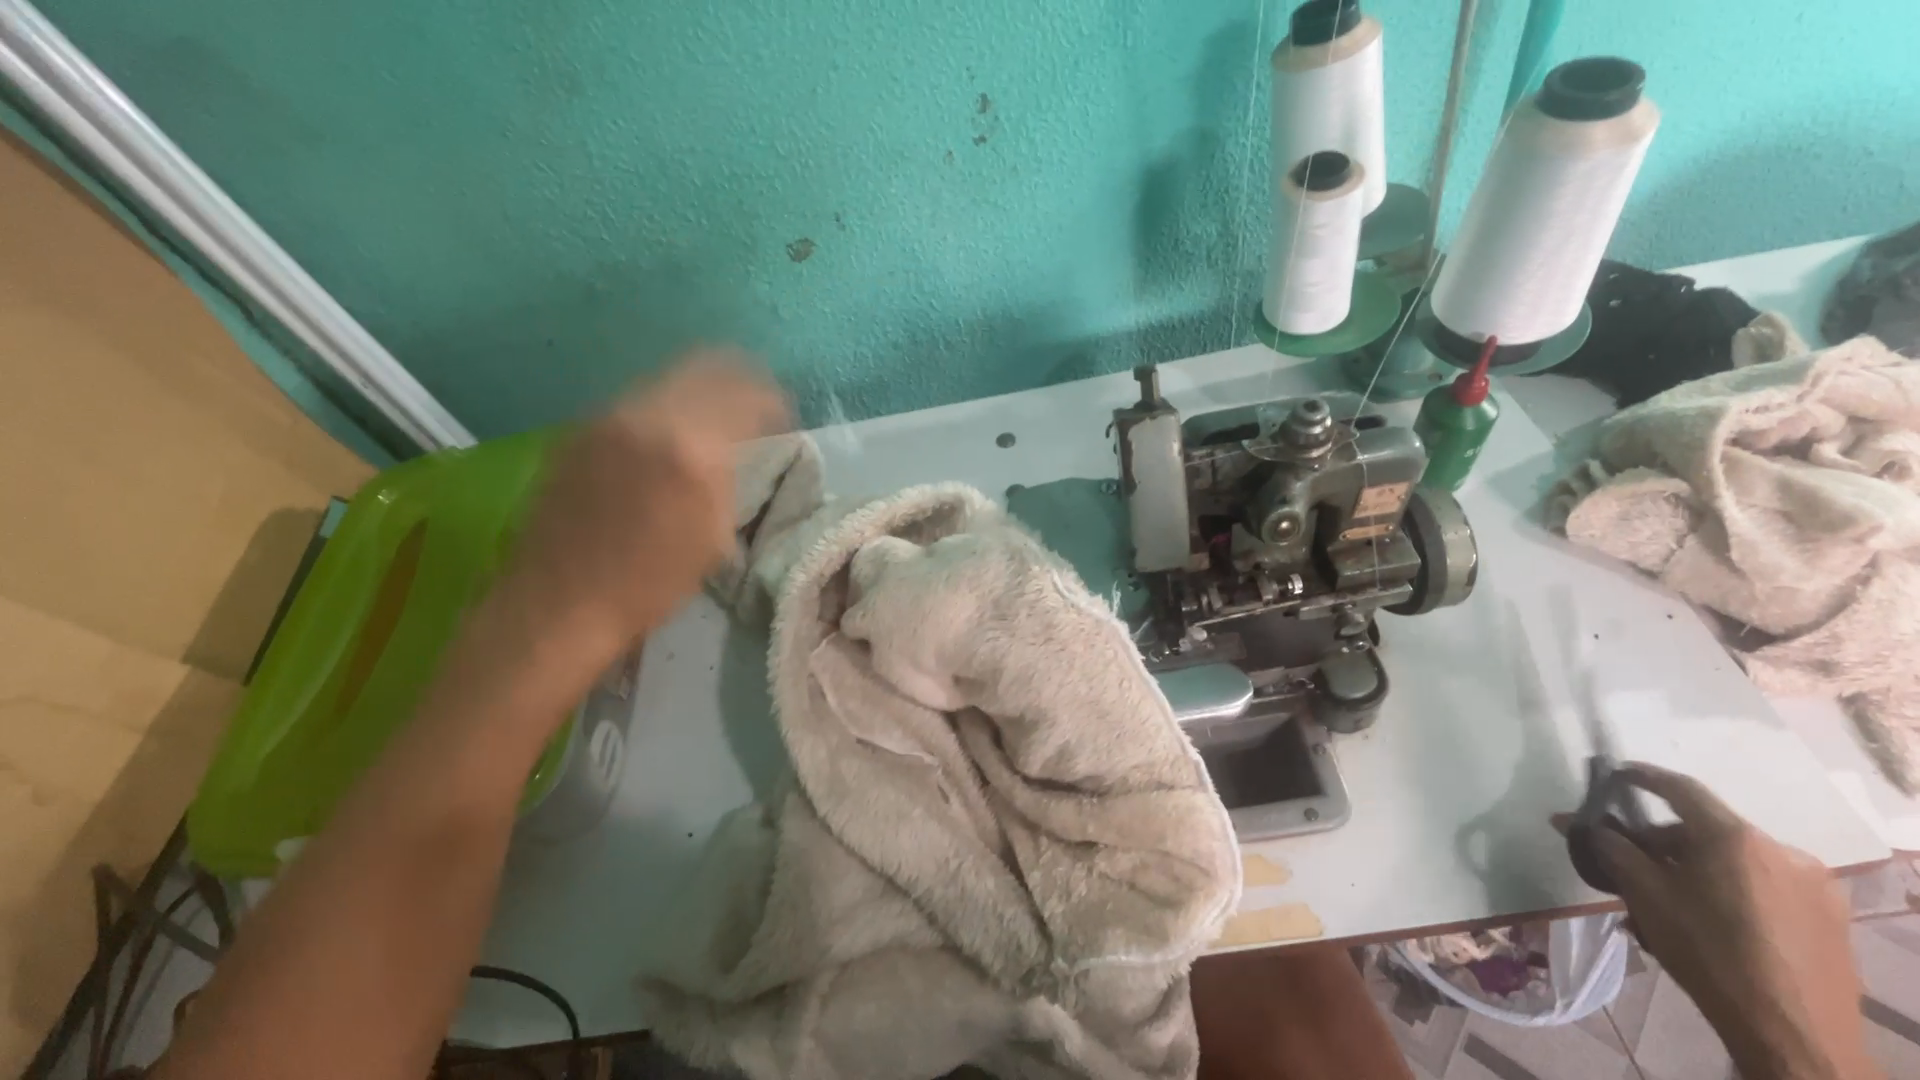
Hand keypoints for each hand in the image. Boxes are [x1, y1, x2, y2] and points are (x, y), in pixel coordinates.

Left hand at [507, 348, 789, 646]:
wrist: (558, 604)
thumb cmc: (648, 585)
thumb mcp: (714, 536)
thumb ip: (734, 478)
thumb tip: (747, 450)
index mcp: (691, 447)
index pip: (750, 393)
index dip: (776, 404)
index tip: (783, 426)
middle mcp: (647, 414)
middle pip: (709, 366)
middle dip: (740, 385)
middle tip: (753, 415)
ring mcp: (607, 416)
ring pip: (669, 380)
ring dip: (699, 397)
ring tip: (708, 432)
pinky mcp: (579, 429)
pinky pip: (637, 402)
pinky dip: (663, 413)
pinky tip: (663, 449)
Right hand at [1580, 763, 1875, 1079]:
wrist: (1792, 1031)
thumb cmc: (1707, 951)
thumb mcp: (1646, 895)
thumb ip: (1610, 849)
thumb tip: (1574, 820)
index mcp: (1734, 837)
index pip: (1682, 789)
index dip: (1645, 777)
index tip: (1617, 774)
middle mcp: (1780, 850)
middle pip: (1709, 830)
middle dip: (1666, 842)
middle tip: (1635, 864)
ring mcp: (1813, 884)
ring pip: (1738, 860)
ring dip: (1700, 868)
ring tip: (1672, 900)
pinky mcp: (1830, 916)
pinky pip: (1767, 886)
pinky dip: (1733, 889)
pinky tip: (1715, 921)